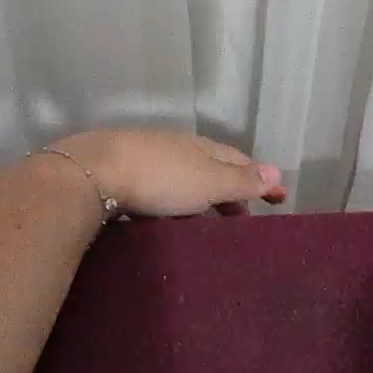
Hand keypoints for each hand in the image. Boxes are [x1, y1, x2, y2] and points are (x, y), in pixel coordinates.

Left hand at [49, 129, 286, 216]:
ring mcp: (147, 160)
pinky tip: (169, 217)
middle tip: (243, 221)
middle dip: (231, 192)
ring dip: (202, 198)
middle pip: (212, 169)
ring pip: (184, 178)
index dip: (260, 180)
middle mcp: (177, 149)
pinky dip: (174, 202)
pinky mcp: (122, 176)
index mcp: (202, 148)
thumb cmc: (159, 177)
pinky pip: (160, 189)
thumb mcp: (208, 181)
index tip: (280, 199)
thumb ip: (241, 180)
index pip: (239, 161)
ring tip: (209, 223)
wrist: (92, 173)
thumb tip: (277, 171)